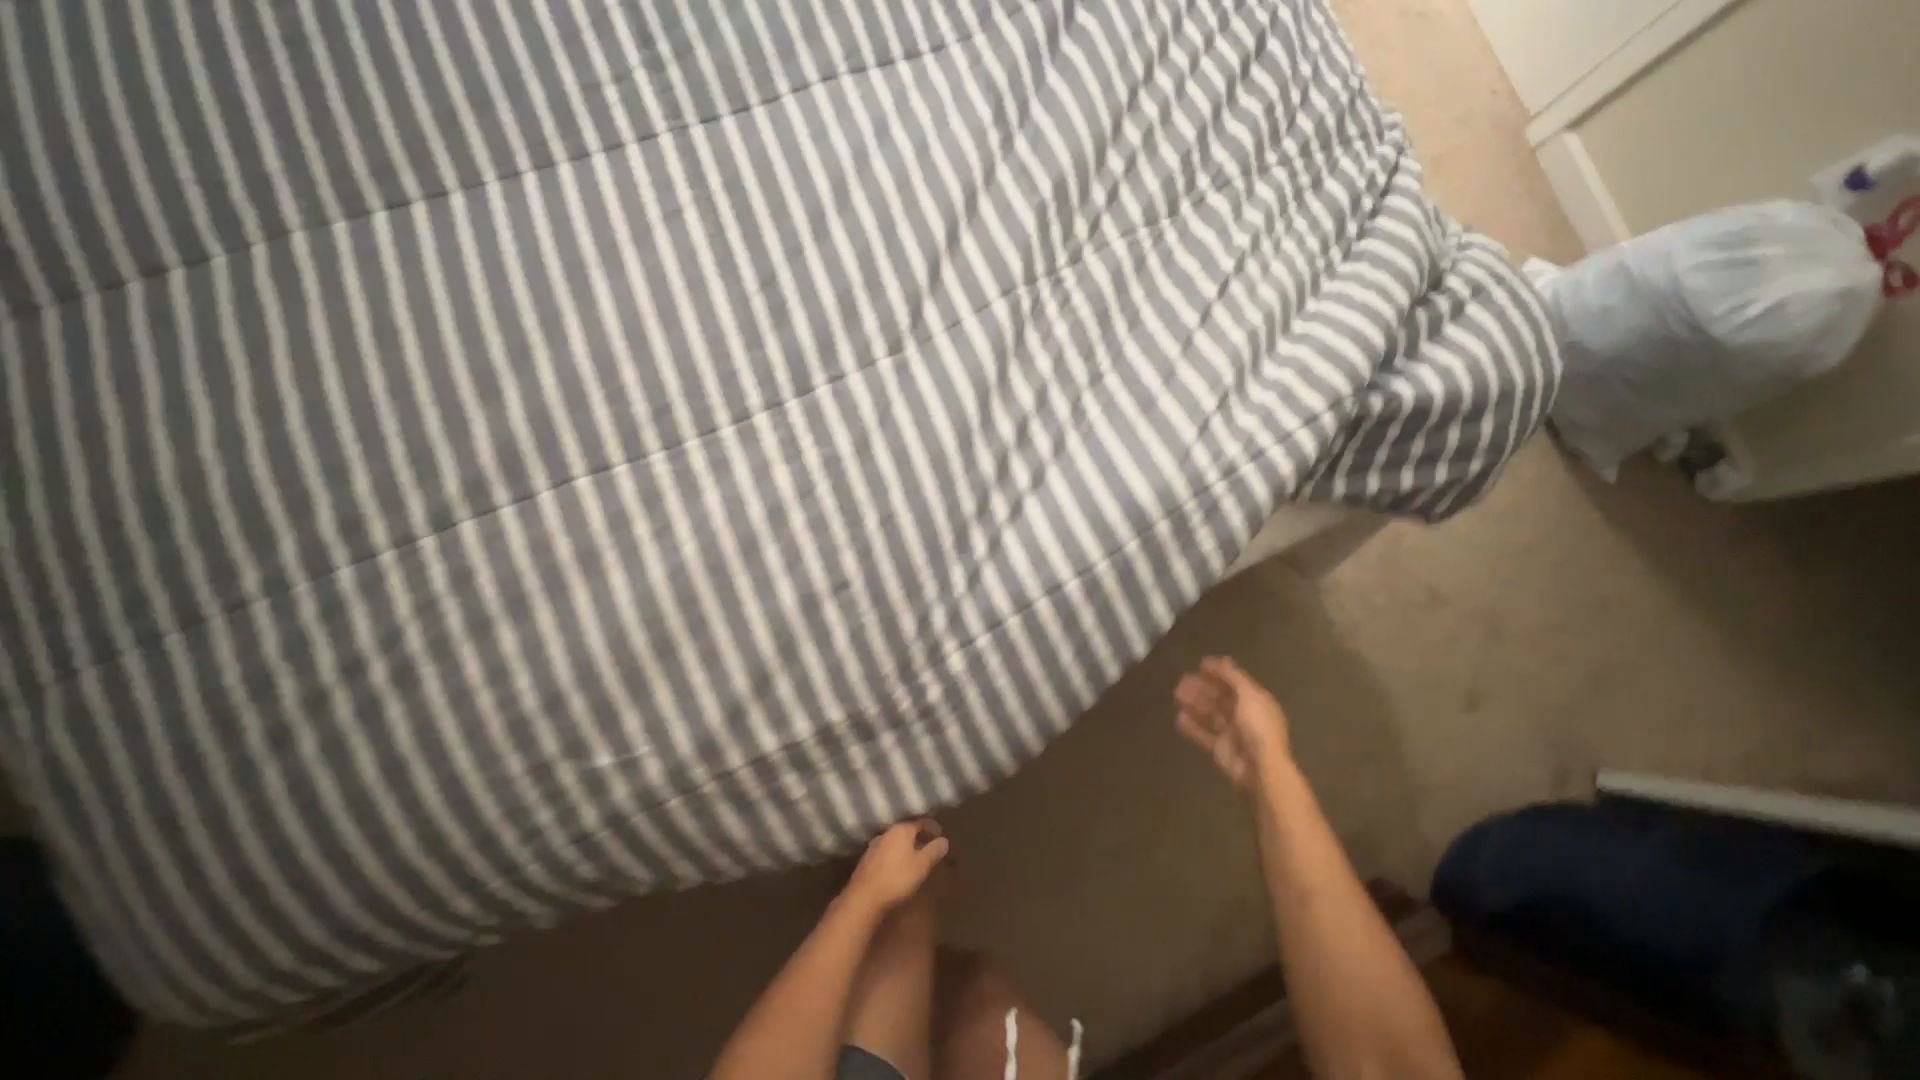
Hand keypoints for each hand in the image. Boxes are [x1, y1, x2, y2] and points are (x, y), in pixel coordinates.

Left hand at [843, 819, 949, 913]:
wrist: (864, 897)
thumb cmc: (898, 878)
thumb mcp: (922, 865)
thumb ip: (934, 850)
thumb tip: (944, 840)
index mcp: (901, 830)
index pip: (921, 822)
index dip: (932, 827)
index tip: (941, 835)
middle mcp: (886, 833)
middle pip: (907, 830)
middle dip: (919, 837)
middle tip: (930, 845)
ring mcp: (874, 846)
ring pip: (895, 841)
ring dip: (906, 846)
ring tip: (916, 856)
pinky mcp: (867, 859)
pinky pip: (887, 851)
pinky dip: (896, 854)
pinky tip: (899, 865)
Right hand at [1174, 656, 1292, 790]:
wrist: (1259, 766)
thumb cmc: (1257, 726)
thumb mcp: (1249, 695)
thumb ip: (1234, 677)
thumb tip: (1221, 660)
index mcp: (1256, 701)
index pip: (1236, 682)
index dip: (1219, 673)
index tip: (1200, 665)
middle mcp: (1244, 714)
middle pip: (1220, 697)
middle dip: (1202, 688)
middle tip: (1182, 681)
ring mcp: (1232, 732)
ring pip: (1210, 714)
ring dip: (1194, 704)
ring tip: (1177, 695)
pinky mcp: (1221, 748)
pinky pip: (1204, 734)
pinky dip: (1192, 726)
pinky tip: (1179, 718)